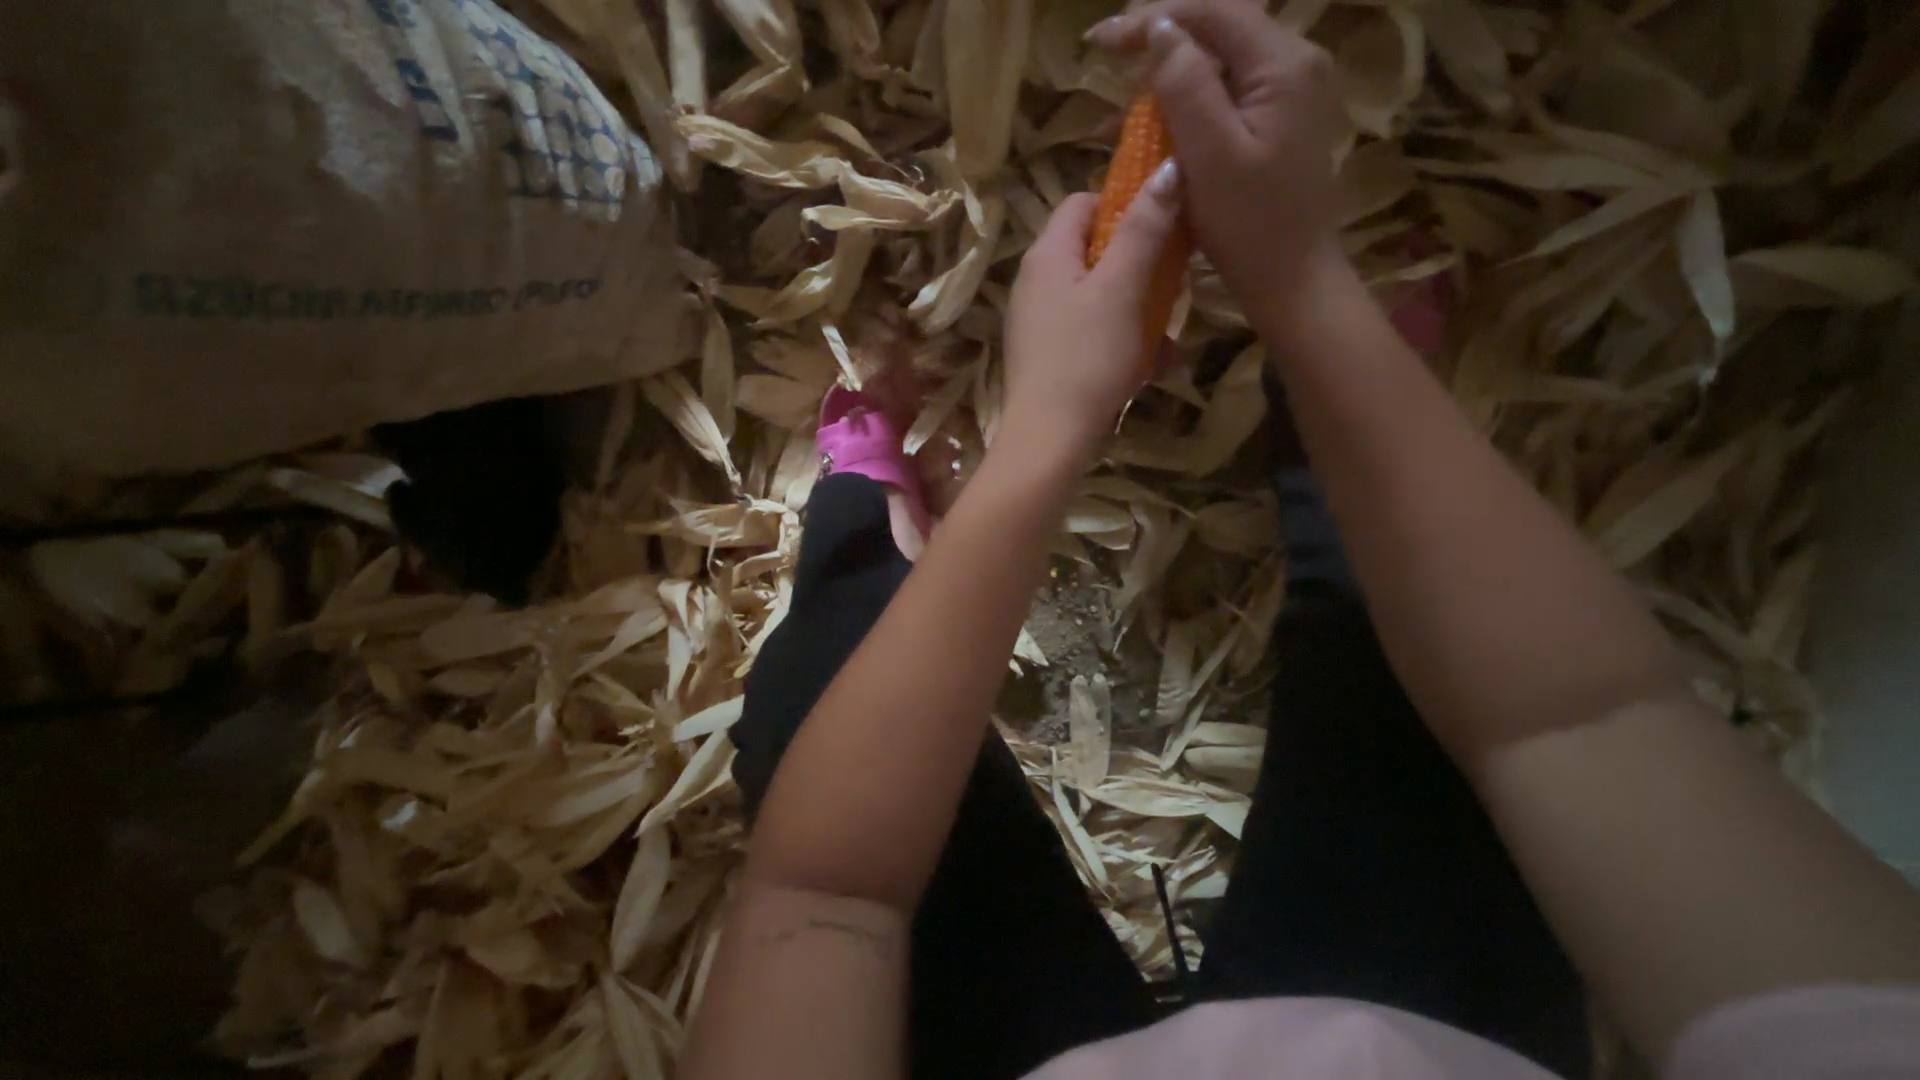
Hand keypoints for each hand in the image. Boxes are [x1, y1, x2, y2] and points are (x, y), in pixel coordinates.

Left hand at [1000, 182, 1182, 459]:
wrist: (1050, 438)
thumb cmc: (1087, 357)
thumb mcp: (1122, 289)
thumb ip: (1144, 229)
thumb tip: (1167, 168)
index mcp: (1047, 255)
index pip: (1083, 203)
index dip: (1124, 205)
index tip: (1162, 227)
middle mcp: (1035, 282)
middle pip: (1093, 252)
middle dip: (1140, 266)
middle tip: (1174, 283)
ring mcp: (1038, 323)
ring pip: (1099, 298)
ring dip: (1138, 311)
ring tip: (1167, 338)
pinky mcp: (1047, 357)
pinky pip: (1092, 334)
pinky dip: (1122, 343)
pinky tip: (1152, 367)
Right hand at [1088, 0, 1345, 332]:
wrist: (1292, 279)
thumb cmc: (1249, 225)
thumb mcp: (1210, 156)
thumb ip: (1186, 85)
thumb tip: (1159, 28)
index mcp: (1283, 64)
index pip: (1212, 11)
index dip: (1152, 17)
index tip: (1098, 41)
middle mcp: (1295, 63)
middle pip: (1219, 28)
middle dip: (1160, 41)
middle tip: (1107, 59)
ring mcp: (1291, 93)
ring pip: (1220, 62)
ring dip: (1169, 78)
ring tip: (1120, 111)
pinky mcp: (1280, 121)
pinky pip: (1227, 95)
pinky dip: (1187, 106)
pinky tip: (1150, 131)